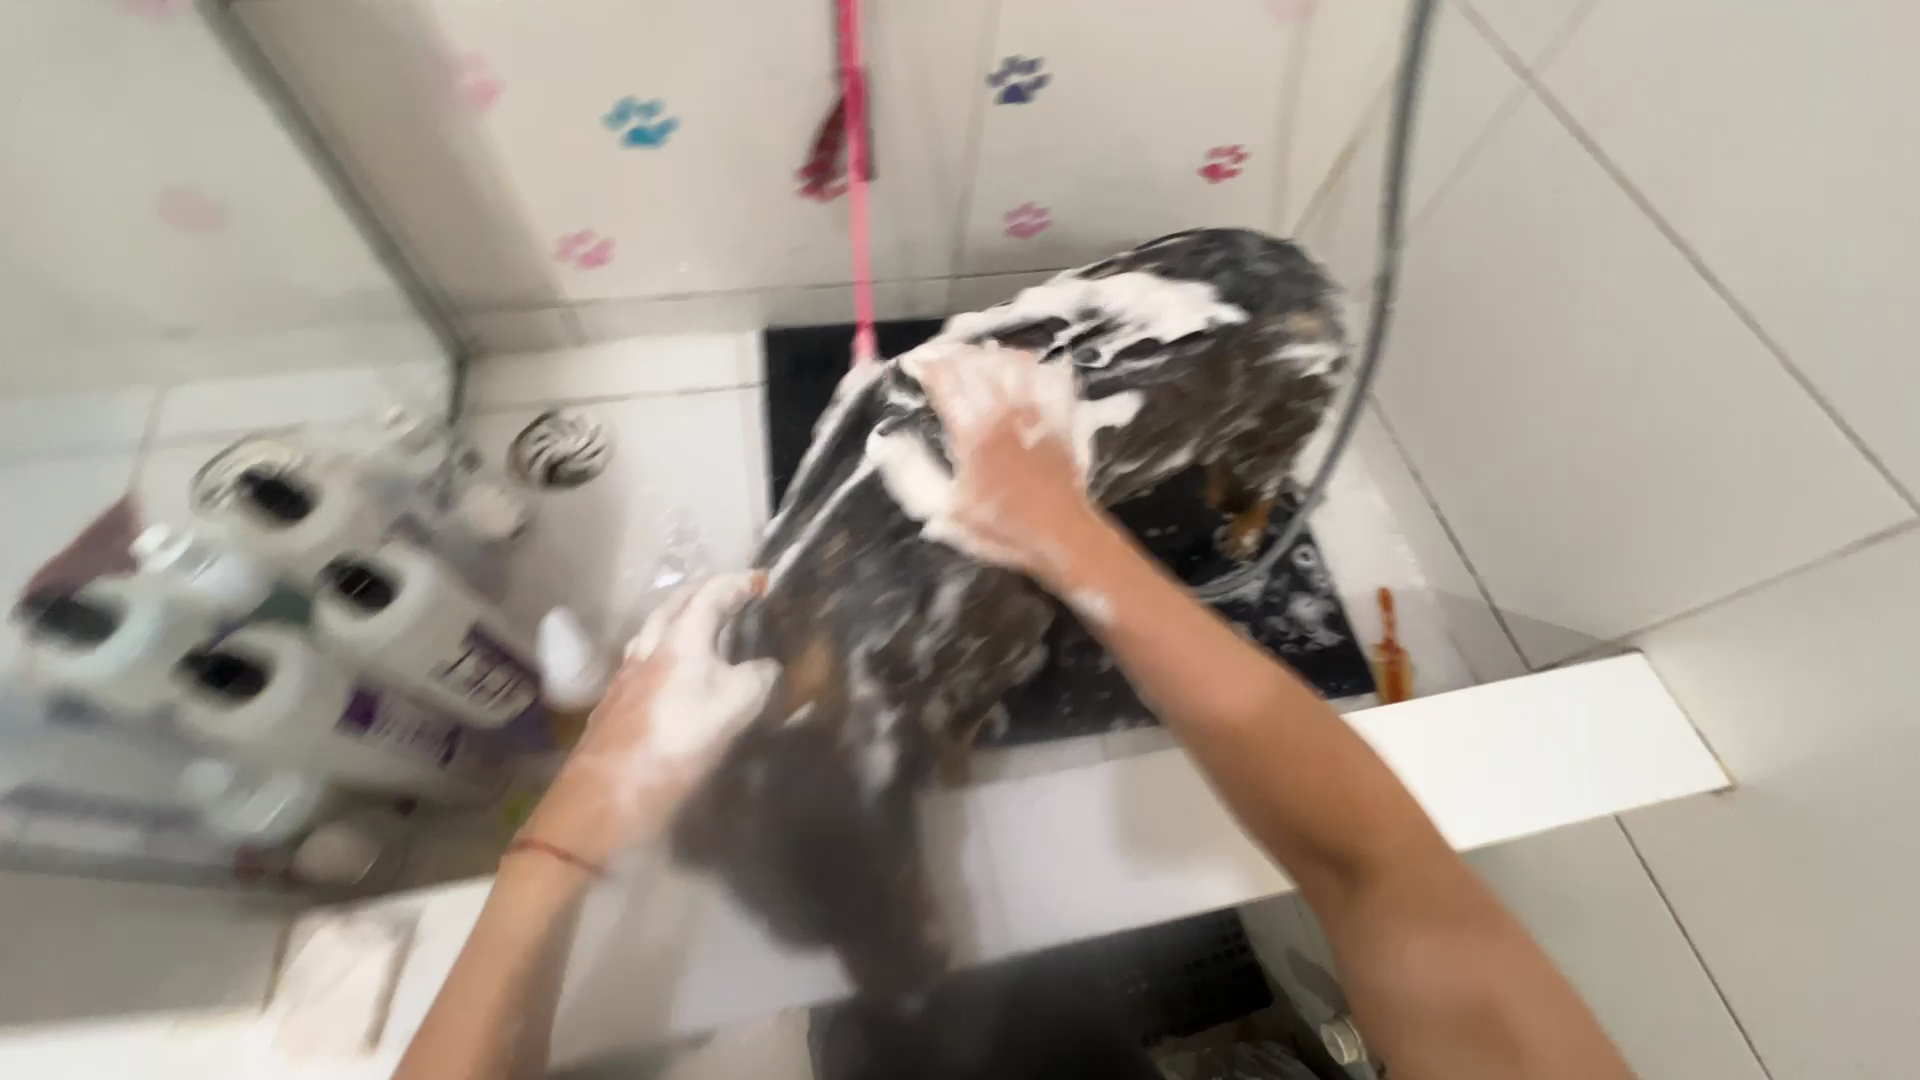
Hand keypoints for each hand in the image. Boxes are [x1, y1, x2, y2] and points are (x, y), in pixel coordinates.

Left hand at [519, 572, 779, 867]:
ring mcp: (627, 675)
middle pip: (676, 604)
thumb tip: (766, 668)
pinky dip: (670, 647)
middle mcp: (649, 648)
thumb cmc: (673, 747)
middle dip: (706, 592)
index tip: (762, 580)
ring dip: (683, 618)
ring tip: (706, 625)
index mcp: (679, 641)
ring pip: (656, 630)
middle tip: (733, 594)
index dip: (738, 583)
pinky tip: (676, 670)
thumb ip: (757, 679)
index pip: (711, 595)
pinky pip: (647, 657)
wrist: (601, 802)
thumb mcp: (734, 709)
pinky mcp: (617, 702)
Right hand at [871, 343, 1104, 580]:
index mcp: (971, 430)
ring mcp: (1037, 412)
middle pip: (977, 363)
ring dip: (993, 354)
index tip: (914, 364)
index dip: (926, 364)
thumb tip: (887, 444)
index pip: (944, 379)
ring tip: (979, 355)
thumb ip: (913, 474)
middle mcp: (1004, 411)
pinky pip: (1054, 379)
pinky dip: (1040, 366)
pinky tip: (1031, 364)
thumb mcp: (946, 510)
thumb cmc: (1001, 527)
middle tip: (940, 356)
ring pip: (1015, 362)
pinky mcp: (1063, 419)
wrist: (1060, 535)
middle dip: (954, 353)